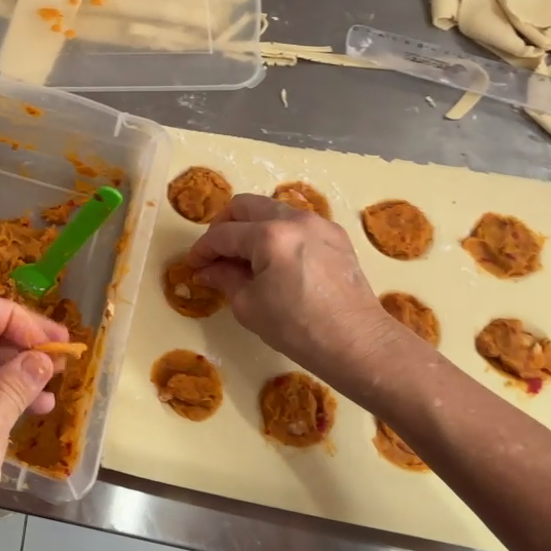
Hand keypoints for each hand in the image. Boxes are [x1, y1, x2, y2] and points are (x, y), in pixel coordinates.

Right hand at [185, 194, 396, 379]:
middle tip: (215, 252)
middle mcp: (294, 219)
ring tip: (244, 256)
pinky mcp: (336, 237)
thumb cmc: (297, 328)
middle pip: (245, 206)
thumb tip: (207, 270)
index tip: (192, 265)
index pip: (222, 234)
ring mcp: (319, 225)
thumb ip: (224, 278)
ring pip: (272, 210)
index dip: (202, 250)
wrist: (358, 345)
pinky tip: (275, 260)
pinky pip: (297, 224)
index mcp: (268, 235)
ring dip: (251, 226)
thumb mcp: (248, 306)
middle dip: (224, 226)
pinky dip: (278, 234)